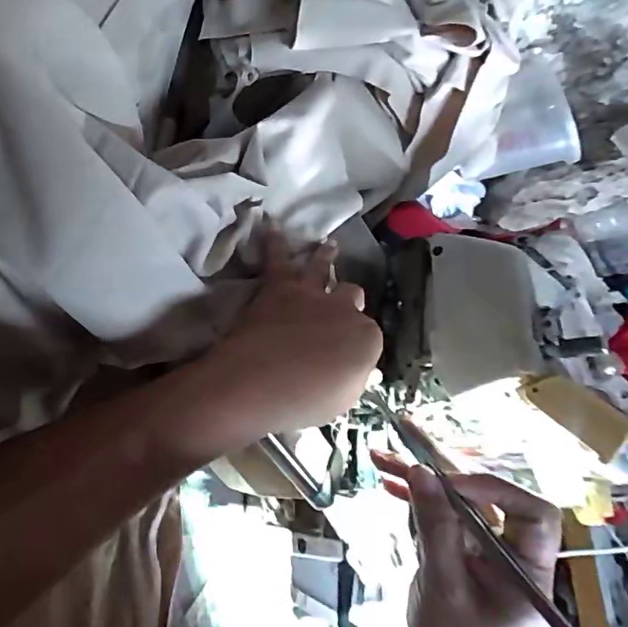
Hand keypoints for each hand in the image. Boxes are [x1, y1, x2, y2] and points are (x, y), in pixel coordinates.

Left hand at [182, 232, 380, 455]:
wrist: (259, 381)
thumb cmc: (304, 400)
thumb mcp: (343, 399)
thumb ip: (354, 377)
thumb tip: (361, 368)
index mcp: (367, 338)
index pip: (368, 333)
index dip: (356, 341)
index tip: (345, 352)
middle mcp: (343, 308)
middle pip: (350, 296)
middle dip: (346, 300)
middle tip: (337, 306)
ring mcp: (310, 293)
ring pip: (322, 267)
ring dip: (325, 256)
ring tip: (329, 245)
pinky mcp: (278, 287)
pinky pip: (278, 258)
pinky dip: (275, 243)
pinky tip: (271, 226)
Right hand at [372, 453, 561, 626]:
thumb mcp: (444, 586)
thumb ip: (435, 529)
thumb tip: (421, 474)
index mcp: (529, 565)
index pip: (531, 512)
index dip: (495, 490)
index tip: (451, 485)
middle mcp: (510, 549)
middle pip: (486, 496)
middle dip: (444, 470)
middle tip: (407, 446)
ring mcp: (482, 546)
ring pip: (456, 499)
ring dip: (420, 477)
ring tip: (382, 456)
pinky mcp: (458, 547)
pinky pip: (439, 513)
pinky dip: (414, 498)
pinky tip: (389, 483)